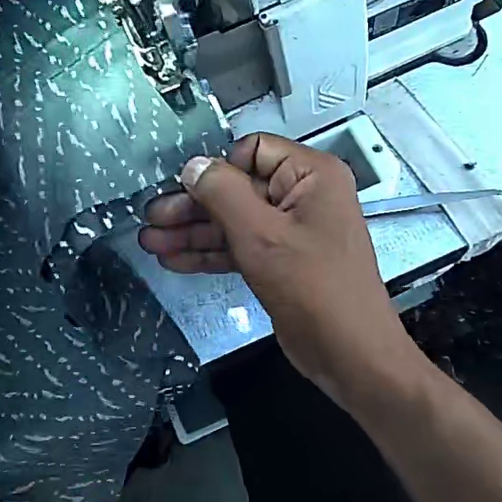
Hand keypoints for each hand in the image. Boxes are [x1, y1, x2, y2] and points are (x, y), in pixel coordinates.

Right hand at [139, 134, 425, 398]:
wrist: (349, 350)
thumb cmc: (315, 288)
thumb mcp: (261, 234)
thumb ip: (222, 193)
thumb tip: (195, 165)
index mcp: (313, 175)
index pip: (253, 151)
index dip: (217, 168)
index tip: (180, 188)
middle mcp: (306, 196)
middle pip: (239, 188)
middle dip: (194, 205)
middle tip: (152, 218)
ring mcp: (295, 231)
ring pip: (237, 221)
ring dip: (195, 232)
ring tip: (152, 241)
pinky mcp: (285, 261)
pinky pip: (243, 247)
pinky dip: (212, 253)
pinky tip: (176, 260)